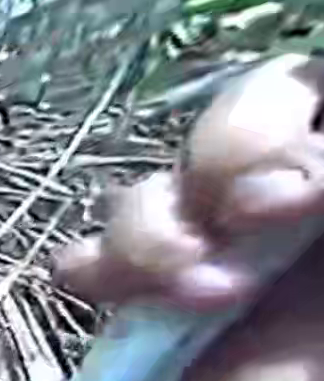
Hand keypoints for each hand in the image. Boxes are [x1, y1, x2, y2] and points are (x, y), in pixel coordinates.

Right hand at [55, 56, 323, 380]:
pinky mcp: (137, 294)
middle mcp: (283, 179)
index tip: (310, 184)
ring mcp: (205, 237)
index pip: (312, 79)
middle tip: (272, 214)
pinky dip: (92, 276)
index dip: (291, 116)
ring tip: (205, 296)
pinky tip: (132, 300)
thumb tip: (305, 160)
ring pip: (140, 193)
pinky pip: (80, 264)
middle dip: (232, 158)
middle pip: (230, 112)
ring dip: (157, 238)